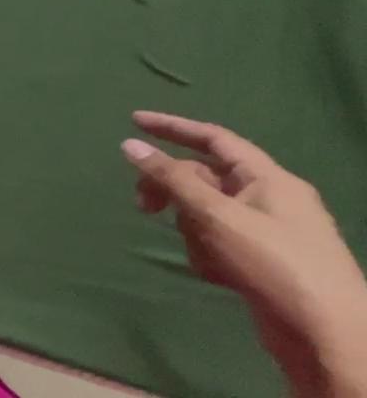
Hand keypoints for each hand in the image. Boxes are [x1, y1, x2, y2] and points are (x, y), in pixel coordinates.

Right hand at [123, 111, 366, 395]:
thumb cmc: (275, 263)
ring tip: (202, 254)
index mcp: (270, 181)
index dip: (173, 127)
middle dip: (171, 190)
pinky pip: (218, 240)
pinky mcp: (263, 260)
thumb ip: (171, 178)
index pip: (215, 138)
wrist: (330, 337)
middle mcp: (271, 200)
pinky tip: (217, 273)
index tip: (132, 122)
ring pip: (206, 211)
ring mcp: (268, 232)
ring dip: (191, 228)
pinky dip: (207, 251)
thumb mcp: (215, 215)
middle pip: (203, 177)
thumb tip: (130, 144)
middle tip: (143, 205)